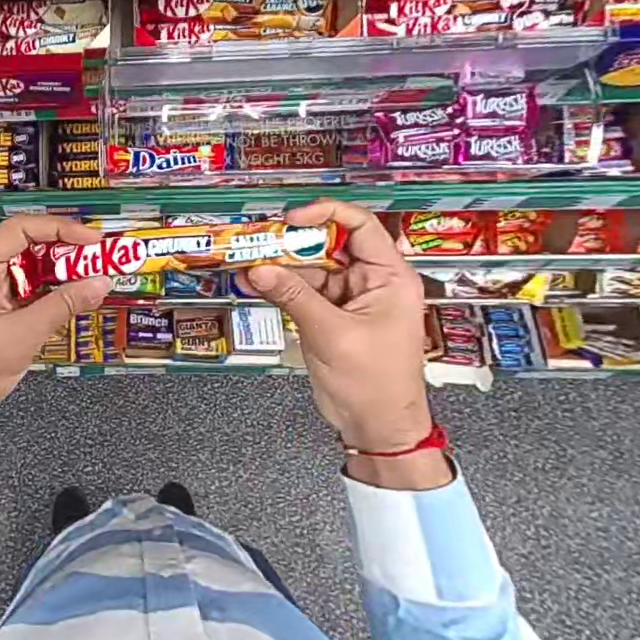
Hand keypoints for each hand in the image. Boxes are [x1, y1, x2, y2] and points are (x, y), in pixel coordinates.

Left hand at [0, 215, 111, 484]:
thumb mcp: (23, 335)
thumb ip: (64, 304)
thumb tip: (101, 282)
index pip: (20, 229)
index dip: (61, 229)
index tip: (93, 240)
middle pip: (23, 246)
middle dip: (62, 252)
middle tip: (98, 260)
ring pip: (23, 269)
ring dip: (55, 274)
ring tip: (90, 279)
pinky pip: (19, 289)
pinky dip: (43, 292)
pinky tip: (69, 298)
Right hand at [245, 200, 449, 488]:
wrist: (376, 426)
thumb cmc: (376, 385)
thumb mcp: (331, 334)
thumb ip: (293, 296)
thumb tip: (261, 270)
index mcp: (389, 277)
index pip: (361, 225)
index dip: (325, 213)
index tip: (292, 218)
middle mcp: (371, 282)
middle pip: (329, 246)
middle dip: (293, 244)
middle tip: (260, 242)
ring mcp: (349, 299)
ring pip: (311, 269)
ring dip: (280, 268)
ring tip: (249, 266)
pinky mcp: (331, 315)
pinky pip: (303, 292)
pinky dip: (280, 288)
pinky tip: (256, 284)